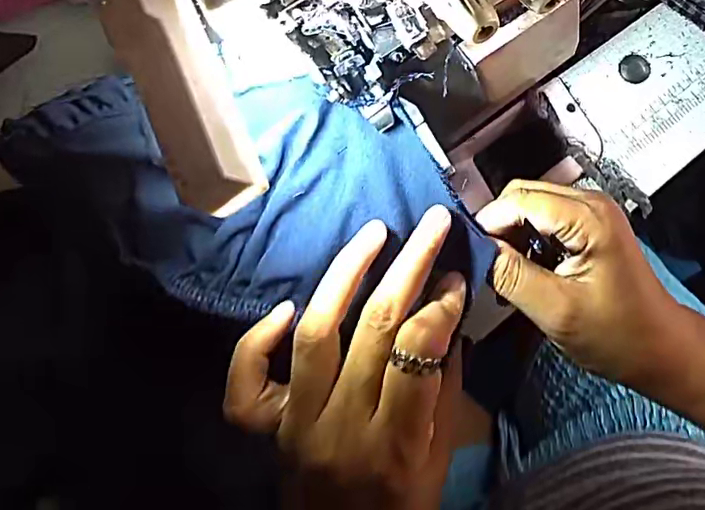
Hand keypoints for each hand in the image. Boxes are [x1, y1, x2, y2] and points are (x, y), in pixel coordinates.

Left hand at [222, 206, 467, 509]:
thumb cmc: (404, 502)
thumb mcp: (441, 452)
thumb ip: (443, 381)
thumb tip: (446, 310)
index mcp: (393, 444)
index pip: (416, 349)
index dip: (441, 303)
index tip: (457, 277)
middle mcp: (339, 431)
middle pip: (374, 326)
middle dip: (411, 263)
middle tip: (433, 223)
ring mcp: (296, 428)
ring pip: (316, 333)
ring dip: (346, 272)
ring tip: (374, 232)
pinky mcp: (267, 431)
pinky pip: (247, 386)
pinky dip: (258, 341)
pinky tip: (289, 306)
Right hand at [475, 180, 694, 390]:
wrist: (660, 347)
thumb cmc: (616, 333)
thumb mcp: (557, 310)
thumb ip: (513, 275)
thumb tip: (478, 249)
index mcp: (588, 216)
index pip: (521, 199)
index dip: (489, 222)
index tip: (468, 253)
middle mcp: (591, 202)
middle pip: (525, 195)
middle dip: (499, 226)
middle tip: (484, 267)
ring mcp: (593, 211)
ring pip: (534, 205)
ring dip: (513, 233)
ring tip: (502, 275)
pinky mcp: (591, 225)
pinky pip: (548, 218)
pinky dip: (529, 238)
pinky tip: (524, 271)